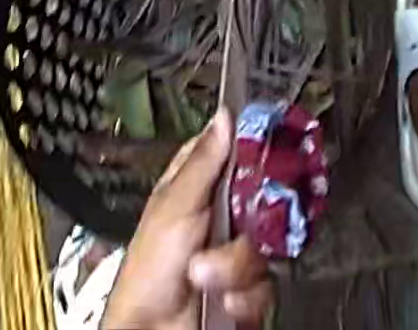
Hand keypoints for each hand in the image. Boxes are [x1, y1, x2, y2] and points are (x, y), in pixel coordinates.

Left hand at [101, 111, 271, 328]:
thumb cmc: (150, 266)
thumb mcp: (175, 204)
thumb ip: (203, 162)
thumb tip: (224, 115)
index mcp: (196, 184)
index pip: (231, 152)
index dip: (251, 153)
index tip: (266, 156)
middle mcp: (219, 213)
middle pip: (259, 200)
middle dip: (246, 226)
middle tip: (231, 232)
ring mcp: (233, 251)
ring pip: (265, 245)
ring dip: (236, 268)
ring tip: (206, 277)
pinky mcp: (246, 289)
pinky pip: (267, 285)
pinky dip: (247, 297)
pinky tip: (225, 302)